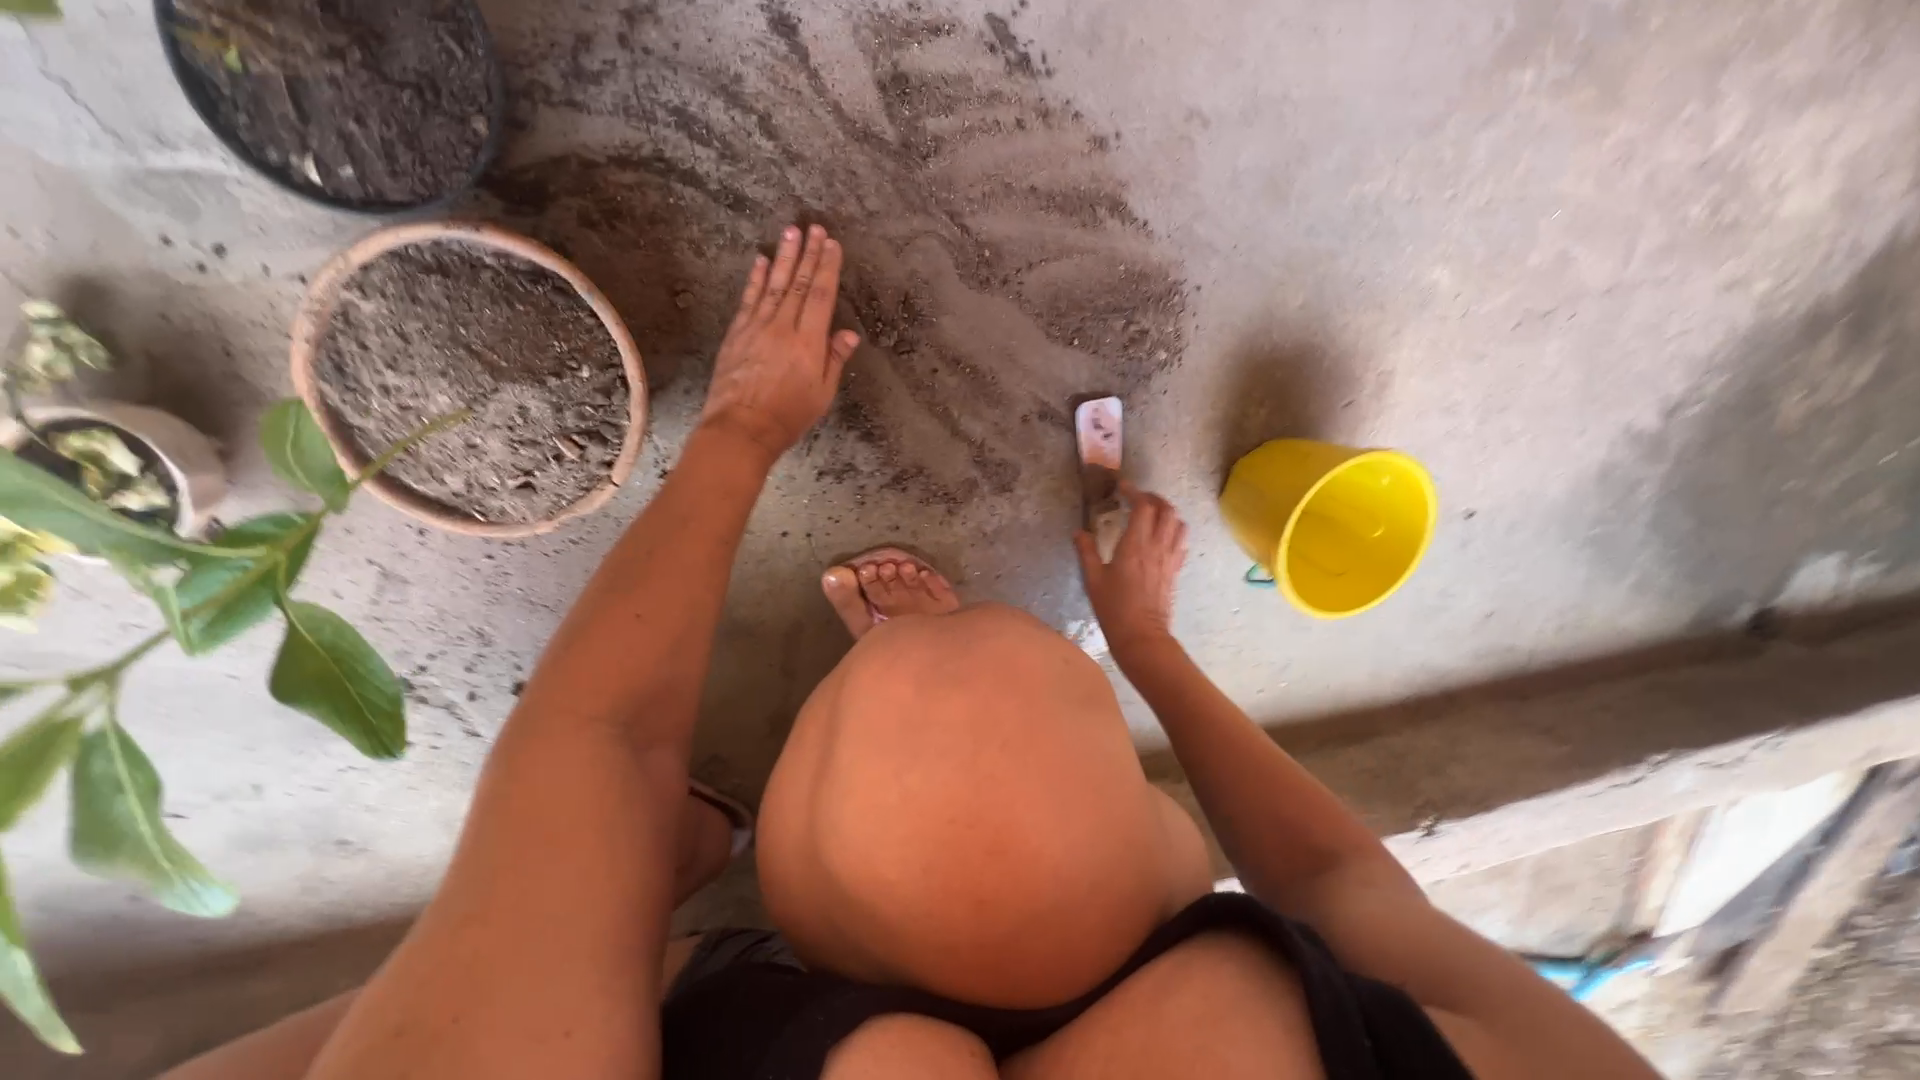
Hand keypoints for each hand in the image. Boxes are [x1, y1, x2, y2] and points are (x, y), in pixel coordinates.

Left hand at [700, 225, 861, 459]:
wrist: (741, 428)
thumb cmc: (788, 417)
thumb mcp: (822, 394)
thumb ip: (834, 361)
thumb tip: (847, 335)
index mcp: (809, 342)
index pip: (821, 295)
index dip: (828, 267)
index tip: (832, 244)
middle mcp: (783, 327)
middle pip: (799, 283)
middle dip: (808, 254)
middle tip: (814, 228)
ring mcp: (757, 327)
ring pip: (774, 285)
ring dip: (784, 257)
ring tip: (791, 232)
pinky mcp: (737, 333)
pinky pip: (749, 299)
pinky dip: (756, 278)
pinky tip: (761, 261)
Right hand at [1075, 482, 1188, 657]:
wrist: (1141, 635)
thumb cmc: (1114, 608)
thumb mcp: (1093, 579)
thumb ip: (1086, 551)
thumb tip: (1079, 533)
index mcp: (1135, 544)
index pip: (1143, 506)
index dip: (1134, 492)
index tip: (1122, 488)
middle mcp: (1157, 546)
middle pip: (1166, 510)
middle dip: (1154, 498)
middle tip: (1138, 498)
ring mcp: (1170, 558)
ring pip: (1178, 523)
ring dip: (1167, 512)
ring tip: (1153, 513)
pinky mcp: (1175, 570)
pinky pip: (1182, 542)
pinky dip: (1174, 530)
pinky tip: (1162, 536)